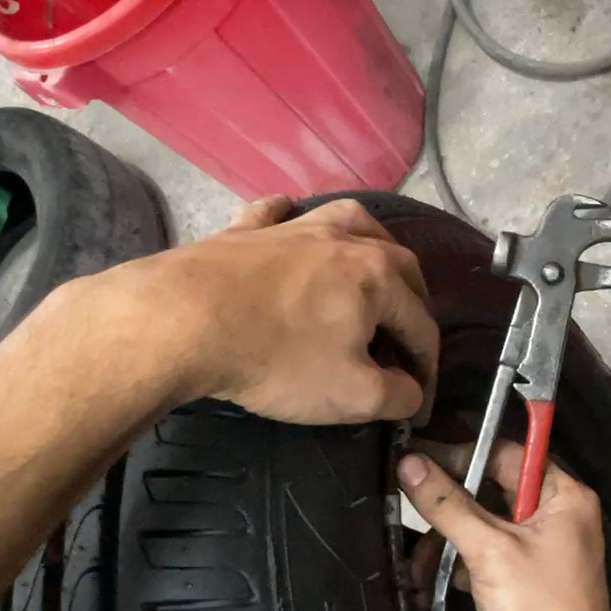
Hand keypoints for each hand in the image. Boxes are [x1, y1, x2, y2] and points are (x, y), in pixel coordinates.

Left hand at [90, 196, 439, 423]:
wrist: (182, 323)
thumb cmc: (279, 360)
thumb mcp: (353, 396)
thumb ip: (397, 396)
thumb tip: (411, 390)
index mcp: (379, 278)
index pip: (421, 323)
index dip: (428, 363)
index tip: (420, 396)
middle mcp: (345, 241)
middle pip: (399, 263)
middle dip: (414, 300)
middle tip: (410, 334)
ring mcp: (292, 228)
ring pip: (348, 220)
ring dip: (371, 242)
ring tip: (373, 263)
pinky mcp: (245, 230)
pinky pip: (278, 213)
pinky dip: (292, 218)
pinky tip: (291, 220)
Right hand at [398, 442, 610, 610]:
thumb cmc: (540, 610)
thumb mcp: (490, 552)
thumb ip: (448, 505)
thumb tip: (409, 462)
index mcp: (562, 495)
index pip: (504, 454)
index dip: (459, 452)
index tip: (414, 453)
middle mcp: (552, 514)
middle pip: (487, 490)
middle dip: (445, 506)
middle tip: (401, 502)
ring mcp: (535, 547)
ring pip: (478, 525)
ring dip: (443, 544)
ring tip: (415, 570)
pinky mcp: (518, 577)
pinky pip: (480, 556)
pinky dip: (454, 567)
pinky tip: (424, 585)